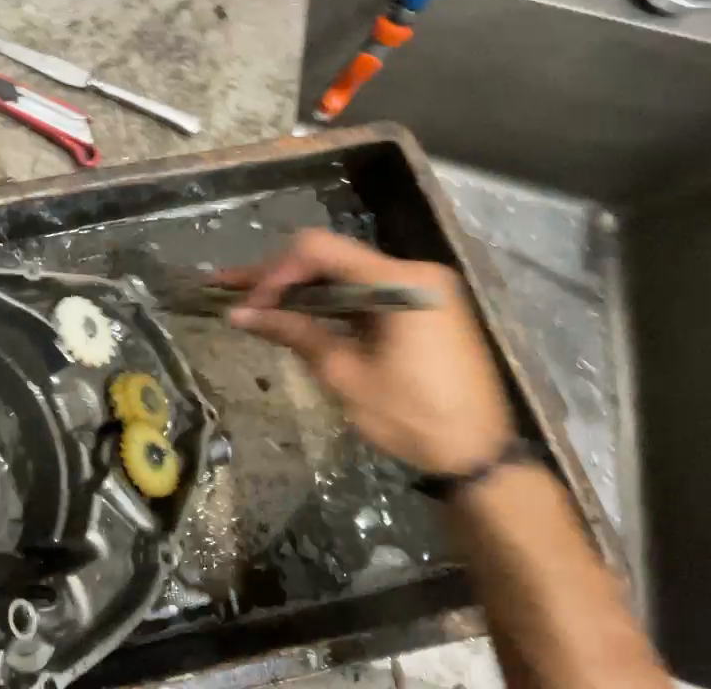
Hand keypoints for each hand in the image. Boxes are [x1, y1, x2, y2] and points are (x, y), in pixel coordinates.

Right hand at [222, 229, 514, 474]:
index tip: (249, 305)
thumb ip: (294, 333)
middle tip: (229, 291)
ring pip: (339, 274)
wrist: (482, 459)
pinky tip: (287, 310)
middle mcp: (411, 272)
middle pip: (326, 257)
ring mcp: (417, 288)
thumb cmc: (415, 418)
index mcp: (399, 282)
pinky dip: (324, 301)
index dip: (275, 272)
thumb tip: (239, 314)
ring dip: (296, 289)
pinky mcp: (417, 307)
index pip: (317, 251)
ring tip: (246, 300)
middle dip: (277, 277)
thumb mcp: (345, 375)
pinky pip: (358, 292)